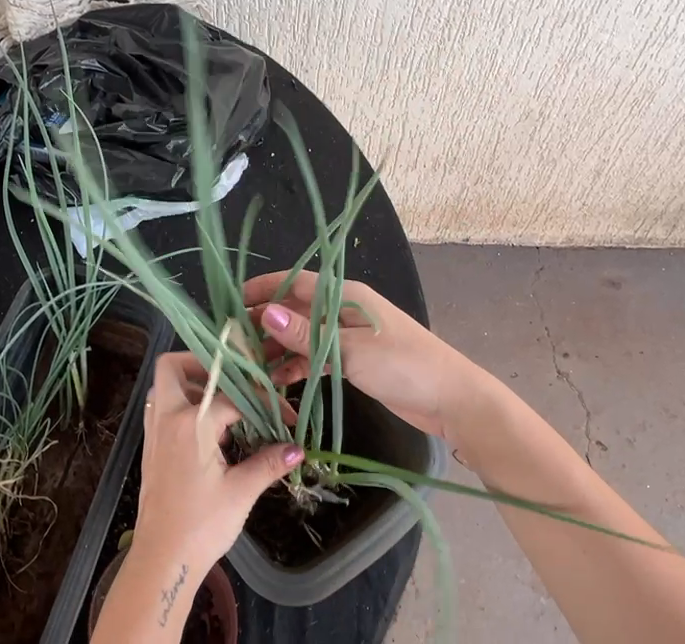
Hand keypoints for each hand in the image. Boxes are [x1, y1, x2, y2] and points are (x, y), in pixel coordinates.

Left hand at [131, 351, 302, 568]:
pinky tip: (211, 429)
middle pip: (173, 367)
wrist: (162, 559)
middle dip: (202, 363)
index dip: (263, 402)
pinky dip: (183, 405)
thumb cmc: (202, 525)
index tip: (286, 416)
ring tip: (226, 401)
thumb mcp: (241, 492)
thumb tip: (297, 448)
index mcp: (190, 423)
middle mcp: (166, 418)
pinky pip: (163, 409)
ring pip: (164, 387)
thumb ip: (268, 464)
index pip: (231, 395)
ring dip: (191, 384)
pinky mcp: (151, 448)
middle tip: (235, 378)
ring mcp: (154, 432)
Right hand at [247, 270, 490, 441]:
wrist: (453, 400)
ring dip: (277, 351)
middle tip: (232, 347)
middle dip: (263, 326)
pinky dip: (296, 368)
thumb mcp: (349, 350)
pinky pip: (314, 359)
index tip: (231, 302)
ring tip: (248, 370)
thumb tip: (265, 313)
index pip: (293, 284)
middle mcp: (341, 311)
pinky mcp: (352, 362)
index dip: (262, 290)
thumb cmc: (403, 365)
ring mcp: (347, 337)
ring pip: (301, 338)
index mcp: (344, 296)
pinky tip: (276, 384)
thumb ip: (305, 334)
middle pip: (293, 312)